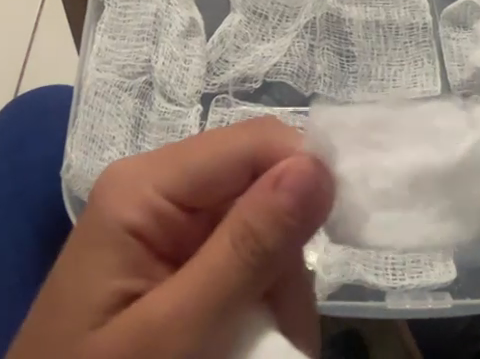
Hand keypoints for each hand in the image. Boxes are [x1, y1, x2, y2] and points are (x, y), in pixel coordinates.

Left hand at [8, 118, 334, 358]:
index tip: (333, 244)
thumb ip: (248, 248)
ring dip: (276, 297)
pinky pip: (245, 265)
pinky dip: (259, 310)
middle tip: (275, 330)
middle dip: (284, 261)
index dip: (305, 177)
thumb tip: (318, 162)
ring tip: (254, 352)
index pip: (254, 142)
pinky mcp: (178, 262)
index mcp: (146, 185)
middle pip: (263, 188)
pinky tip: (243, 348)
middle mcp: (160, 191)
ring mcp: (169, 228)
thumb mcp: (176, 332)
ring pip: (265, 233)